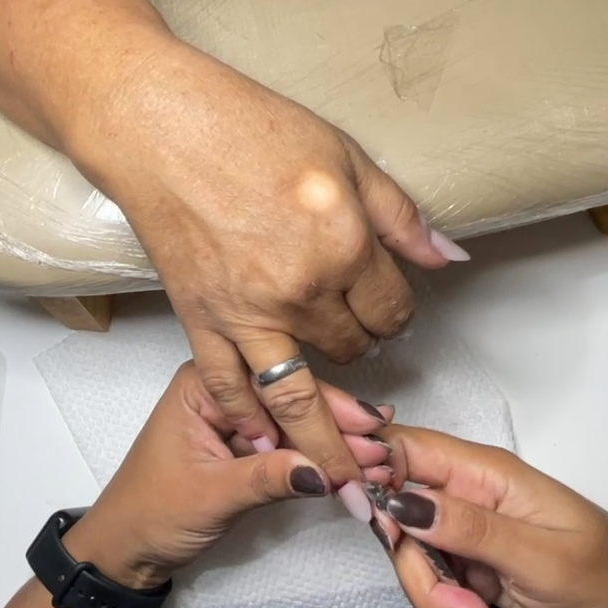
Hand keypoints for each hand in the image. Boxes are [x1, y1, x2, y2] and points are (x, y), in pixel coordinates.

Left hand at [63, 363, 400, 590]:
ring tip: (380, 461)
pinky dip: (317, 460)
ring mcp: (236, 418)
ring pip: (295, 424)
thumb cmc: (152, 514)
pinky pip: (288, 446)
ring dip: (335, 446)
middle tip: (384, 450)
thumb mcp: (211, 495)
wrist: (126, 550)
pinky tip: (351, 466)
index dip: (326, 412)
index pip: (274, 388)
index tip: (369, 431)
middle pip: (291, 402)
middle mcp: (224, 390)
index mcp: (205, 384)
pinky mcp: (245, 445)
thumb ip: (268, 477)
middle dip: (339, 429)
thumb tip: (326, 470)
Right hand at [65, 43, 468, 489]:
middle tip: (357, 349)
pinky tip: (266, 446)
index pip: (391, 309)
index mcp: (344, 246)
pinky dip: (251, 423)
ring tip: (344, 477)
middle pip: (351, 349)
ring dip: (324, 437)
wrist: (159, 132)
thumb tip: (447, 258)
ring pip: (299, 397)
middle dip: (362, 351)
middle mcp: (301, 292)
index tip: (386, 309)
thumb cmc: (247, 129)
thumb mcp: (345, 156)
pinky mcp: (202, 325)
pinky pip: (231, 390)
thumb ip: (401, 217)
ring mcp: (248, 316)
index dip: (396, 313)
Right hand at [363, 427, 607, 607]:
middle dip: (426, 582)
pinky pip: (437, 603)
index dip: (371, 475)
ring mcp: (463, 540)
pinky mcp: (467, 576)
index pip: (401, 449)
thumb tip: (397, 500)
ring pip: (415, 573)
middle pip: (398, 528)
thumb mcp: (542, 557)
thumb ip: (468, 528)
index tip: (377, 525)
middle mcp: (463, 500)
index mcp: (481, 474)